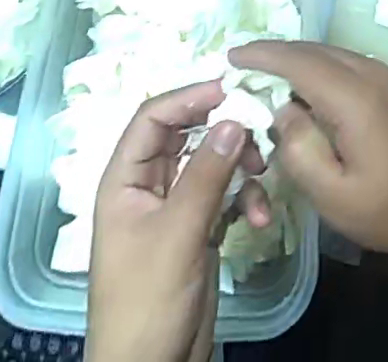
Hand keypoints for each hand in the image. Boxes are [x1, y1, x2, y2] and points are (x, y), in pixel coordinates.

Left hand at [86, 81, 270, 361]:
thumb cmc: (148, 299)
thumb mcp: (177, 233)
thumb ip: (205, 174)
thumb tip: (234, 119)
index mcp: (125, 177)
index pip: (152, 118)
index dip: (187, 97)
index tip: (228, 88)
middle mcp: (148, 184)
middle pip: (185, 136)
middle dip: (221, 131)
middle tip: (257, 127)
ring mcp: (174, 207)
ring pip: (209, 165)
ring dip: (238, 167)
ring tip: (262, 175)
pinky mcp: (197, 230)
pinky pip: (223, 197)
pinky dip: (243, 199)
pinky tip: (260, 217)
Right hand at [228, 40, 387, 260]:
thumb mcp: (338, 198)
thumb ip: (299, 151)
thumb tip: (280, 110)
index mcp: (352, 96)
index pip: (295, 60)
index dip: (260, 55)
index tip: (229, 58)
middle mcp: (365, 71)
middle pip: (307, 49)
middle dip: (270, 54)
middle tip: (238, 70)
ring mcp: (379, 73)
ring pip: (323, 52)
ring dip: (290, 59)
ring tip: (260, 77)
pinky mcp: (386, 82)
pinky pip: (337, 61)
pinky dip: (310, 66)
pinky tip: (298, 88)